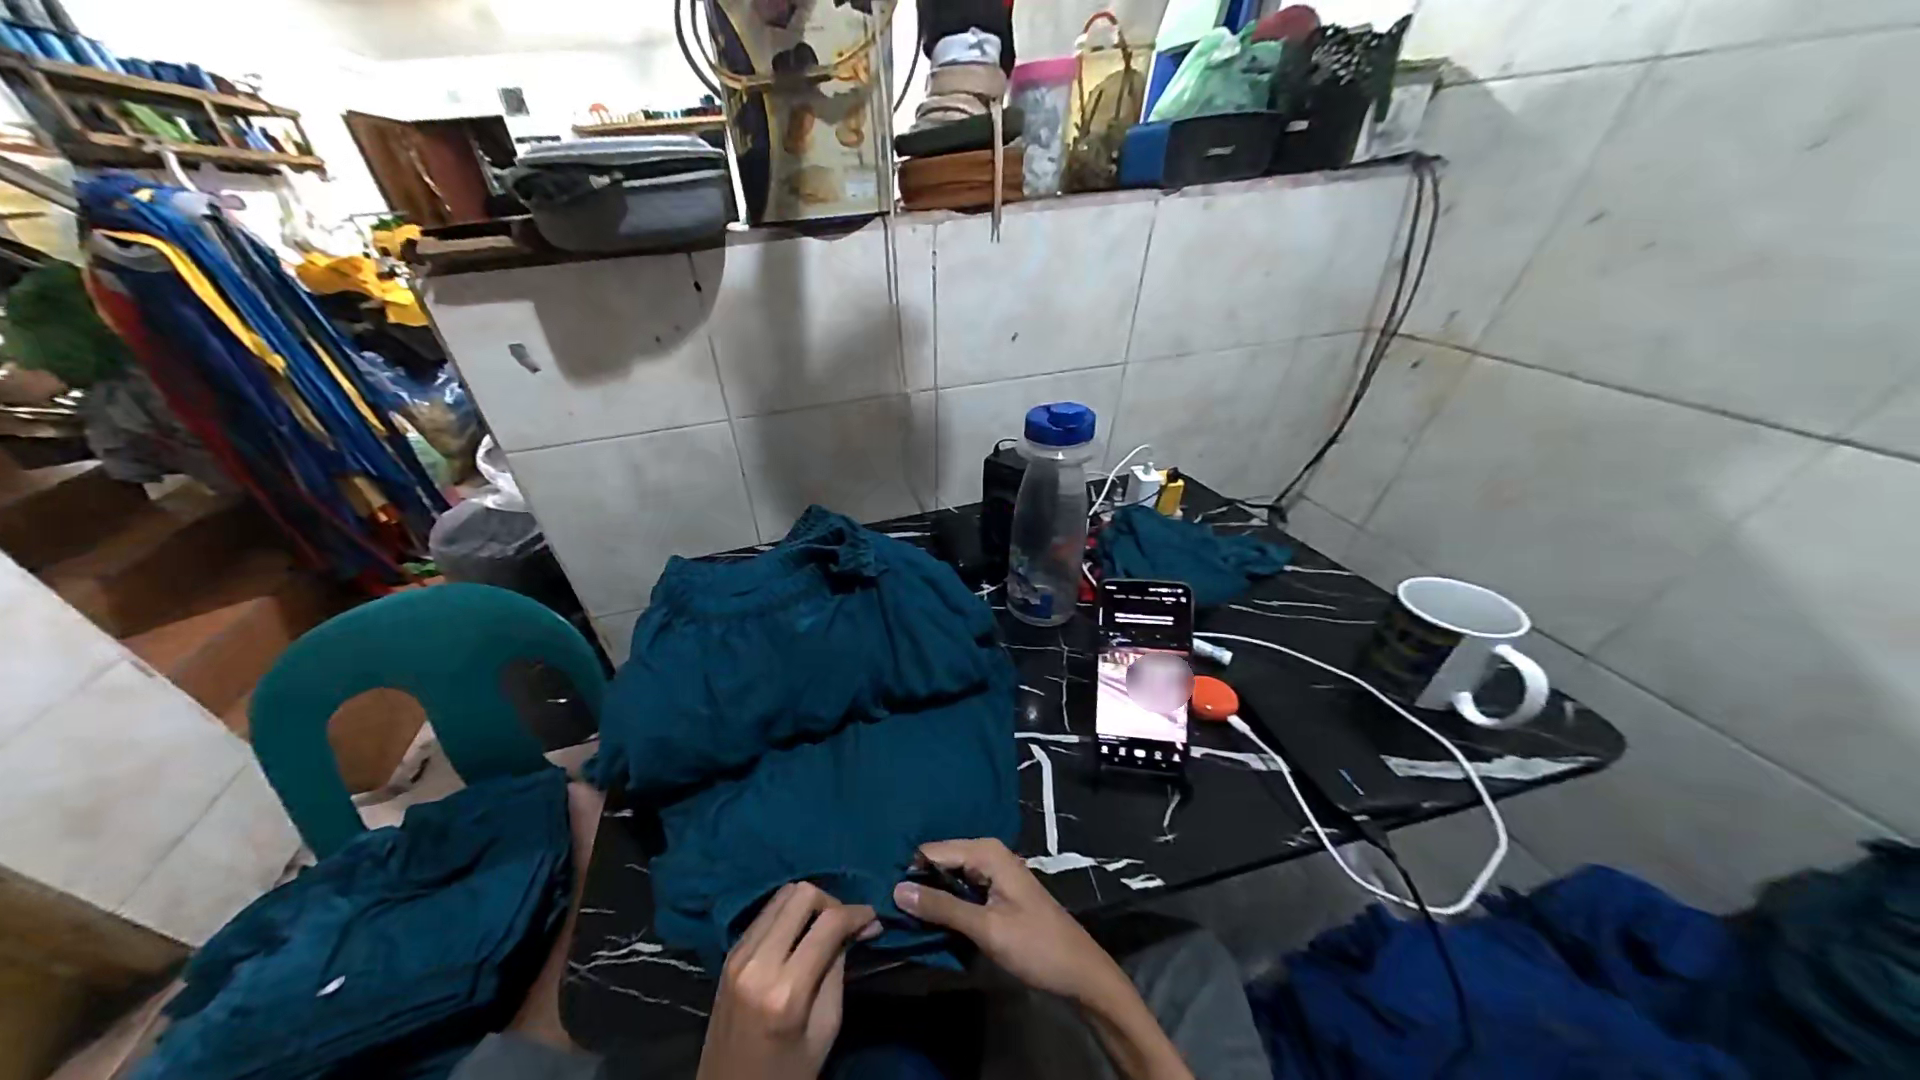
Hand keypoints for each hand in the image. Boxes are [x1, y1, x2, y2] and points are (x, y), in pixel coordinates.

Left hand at [696, 883, 880, 1079]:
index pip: (828, 923)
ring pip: (782, 895)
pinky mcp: (729, 954)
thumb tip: (856, 928)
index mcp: (785, 990)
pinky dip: (788, 913)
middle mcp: (757, 962)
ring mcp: (737, 955)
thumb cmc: (786, 1073)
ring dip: (809, 904)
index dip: (857, 913)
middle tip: (845, 925)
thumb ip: (837, 970)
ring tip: (824, 927)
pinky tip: (800, 934)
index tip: (873, 920)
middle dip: (831, 902)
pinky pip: (765, 913)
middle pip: (801, 894)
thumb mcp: (825, 1029)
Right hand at [892, 838, 1131, 1006]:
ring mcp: (993, 872)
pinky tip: (928, 917)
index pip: (932, 851)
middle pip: (939, 860)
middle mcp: (988, 853)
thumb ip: (942, 907)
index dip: (909, 871)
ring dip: (930, 893)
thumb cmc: (1035, 946)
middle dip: (917, 880)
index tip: (882, 894)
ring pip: (949, 875)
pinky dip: (945, 901)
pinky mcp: (994, 891)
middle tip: (888, 907)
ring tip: (901, 913)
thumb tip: (897, 889)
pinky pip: (960, 888)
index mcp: (987, 852)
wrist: (1079, 971)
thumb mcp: (986, 928)